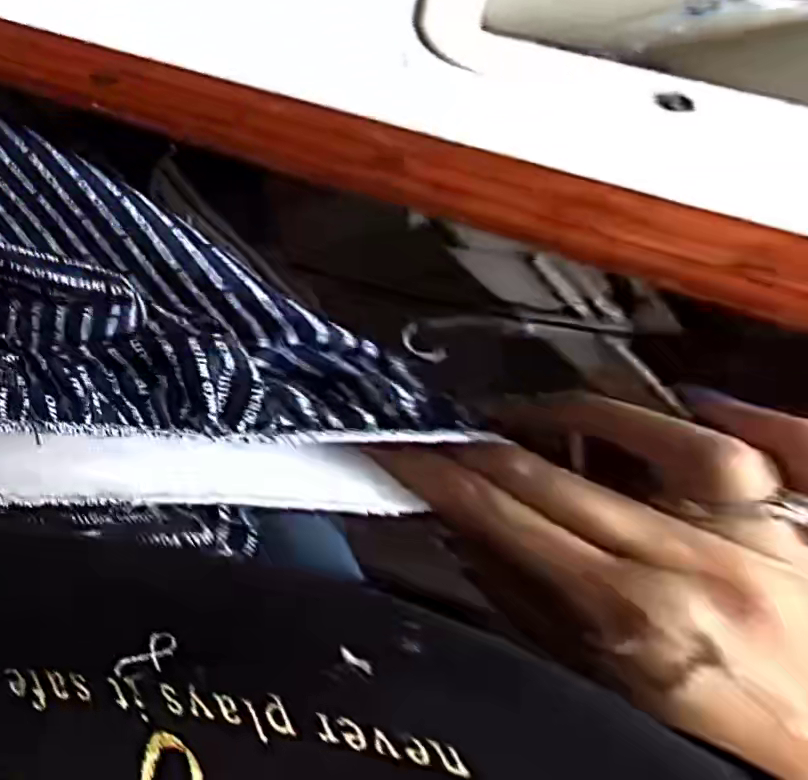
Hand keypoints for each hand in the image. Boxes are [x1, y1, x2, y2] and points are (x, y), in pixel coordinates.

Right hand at [372, 391, 807, 778]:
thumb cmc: (737, 750)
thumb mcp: (598, 687)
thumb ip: (526, 603)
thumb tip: (461, 533)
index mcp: (634, 613)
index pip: (488, 505)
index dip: (420, 466)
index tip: (384, 449)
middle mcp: (704, 570)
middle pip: (538, 469)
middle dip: (458, 444)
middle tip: (420, 433)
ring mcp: (771, 549)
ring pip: (663, 445)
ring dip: (568, 415)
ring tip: (523, 414)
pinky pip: (788, 461)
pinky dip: (747, 423)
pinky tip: (700, 404)